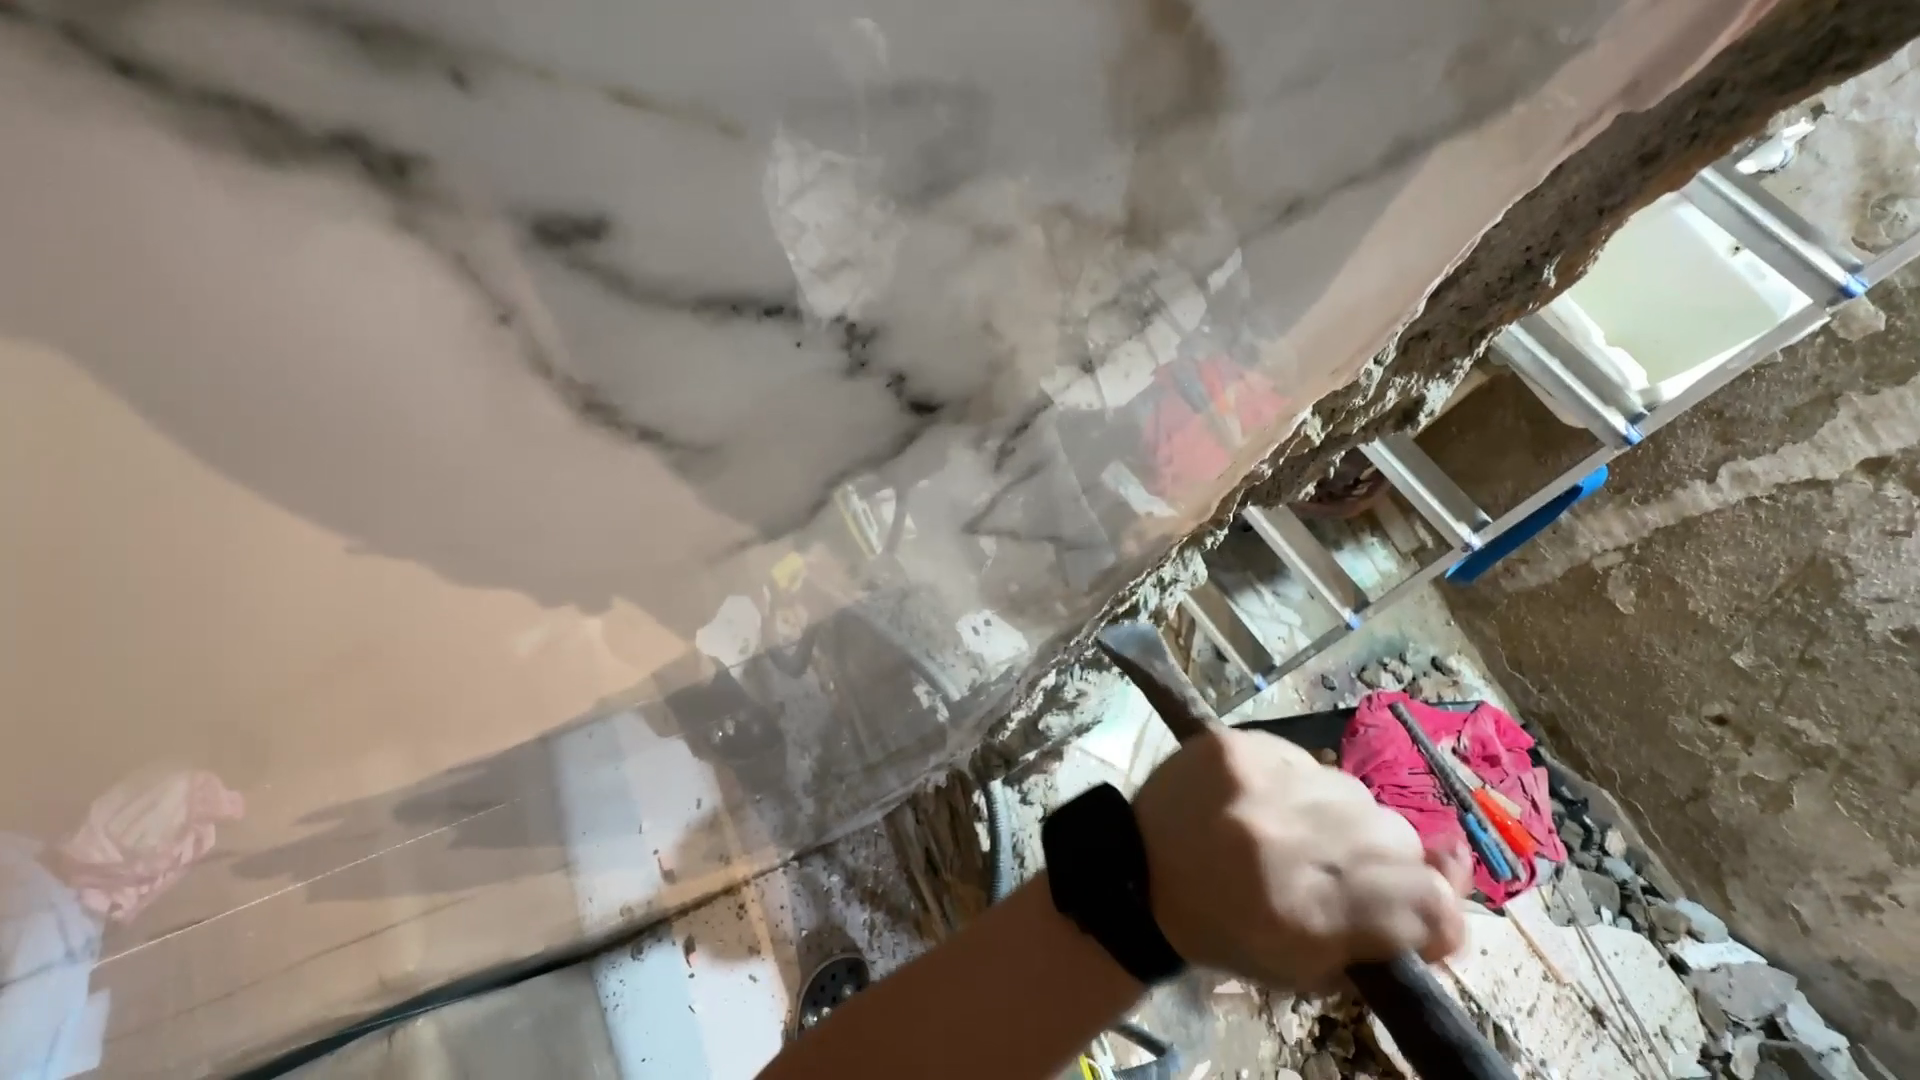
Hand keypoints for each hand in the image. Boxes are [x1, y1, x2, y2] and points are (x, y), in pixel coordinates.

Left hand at [1132, 728, 1468, 989]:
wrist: (1135, 874)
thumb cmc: (1222, 930)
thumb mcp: (1304, 965)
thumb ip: (1382, 935)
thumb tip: (1449, 892)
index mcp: (1308, 909)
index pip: (1425, 899)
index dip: (1438, 911)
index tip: (1423, 915)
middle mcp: (1289, 837)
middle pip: (1398, 837)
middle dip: (1385, 860)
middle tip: (1343, 869)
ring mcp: (1260, 781)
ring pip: (1354, 790)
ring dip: (1341, 816)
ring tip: (1298, 831)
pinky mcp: (1235, 744)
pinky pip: (1304, 759)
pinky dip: (1299, 783)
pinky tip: (1269, 802)